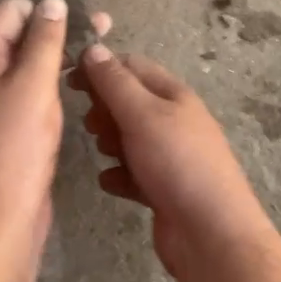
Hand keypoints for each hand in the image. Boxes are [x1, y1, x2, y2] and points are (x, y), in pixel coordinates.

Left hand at [0, 0, 109, 237]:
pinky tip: (79, 80)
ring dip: (58, 52)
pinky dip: (51, 78)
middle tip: (104, 26)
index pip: (11, 10)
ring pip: (26, 60)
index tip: (85, 13)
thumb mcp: (34, 82)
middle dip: (58, 27)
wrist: (1, 212)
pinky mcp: (4, 120)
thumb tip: (53, 0)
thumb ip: (45, 38)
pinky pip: (27, 85)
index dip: (46, 7)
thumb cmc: (17, 142)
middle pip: (19, 33)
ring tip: (99, 50)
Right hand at [73, 45, 268, 274]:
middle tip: (89, 124)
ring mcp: (171, 156)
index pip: (132, 66)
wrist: (210, 233)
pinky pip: (134, 173)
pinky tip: (109, 182)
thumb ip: (115, 83)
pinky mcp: (164, 189)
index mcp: (173, 94)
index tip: (70, 80)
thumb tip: (93, 48)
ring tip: (102, 150)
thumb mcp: (142, 114)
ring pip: (130, 137)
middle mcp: (174, 120)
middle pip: (130, 102)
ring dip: (111, 141)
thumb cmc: (176, 162)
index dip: (101, 68)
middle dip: (104, 108)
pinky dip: (119, 175)